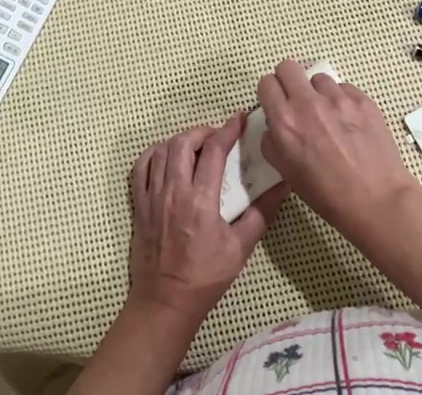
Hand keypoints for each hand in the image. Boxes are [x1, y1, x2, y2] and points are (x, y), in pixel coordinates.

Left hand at [127, 115, 286, 321]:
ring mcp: (152, 196)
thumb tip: (282, 186)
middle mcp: (173, 192)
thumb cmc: (205, 277)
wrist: (165, 301)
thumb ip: (261, 213)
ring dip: (180, 141)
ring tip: (195, 147)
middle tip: (217, 137)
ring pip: (162, 150)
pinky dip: (154, 154)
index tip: (240, 119)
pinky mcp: (139, 203)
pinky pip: (141, 167)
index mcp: (201, 201)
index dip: (228, 129)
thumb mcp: (240, 248)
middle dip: (203, 131)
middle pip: (184, 142)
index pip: (215, 150)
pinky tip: (166, 157)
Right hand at [257, 60, 420, 233]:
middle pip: (288, 67)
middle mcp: (308, 103)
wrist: (376, 200)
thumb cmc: (327, 194)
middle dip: (289, 80)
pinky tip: (349, 122)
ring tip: (328, 114)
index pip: (266, 83)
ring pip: (318, 78)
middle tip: (297, 100)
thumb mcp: (286, 173)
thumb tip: (274, 127)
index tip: (276, 103)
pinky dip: (342, 100)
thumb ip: (273, 143)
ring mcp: (338, 99)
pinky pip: (344, 88)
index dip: (270, 92)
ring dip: (318, 92)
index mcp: (285, 121)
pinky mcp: (362, 100)